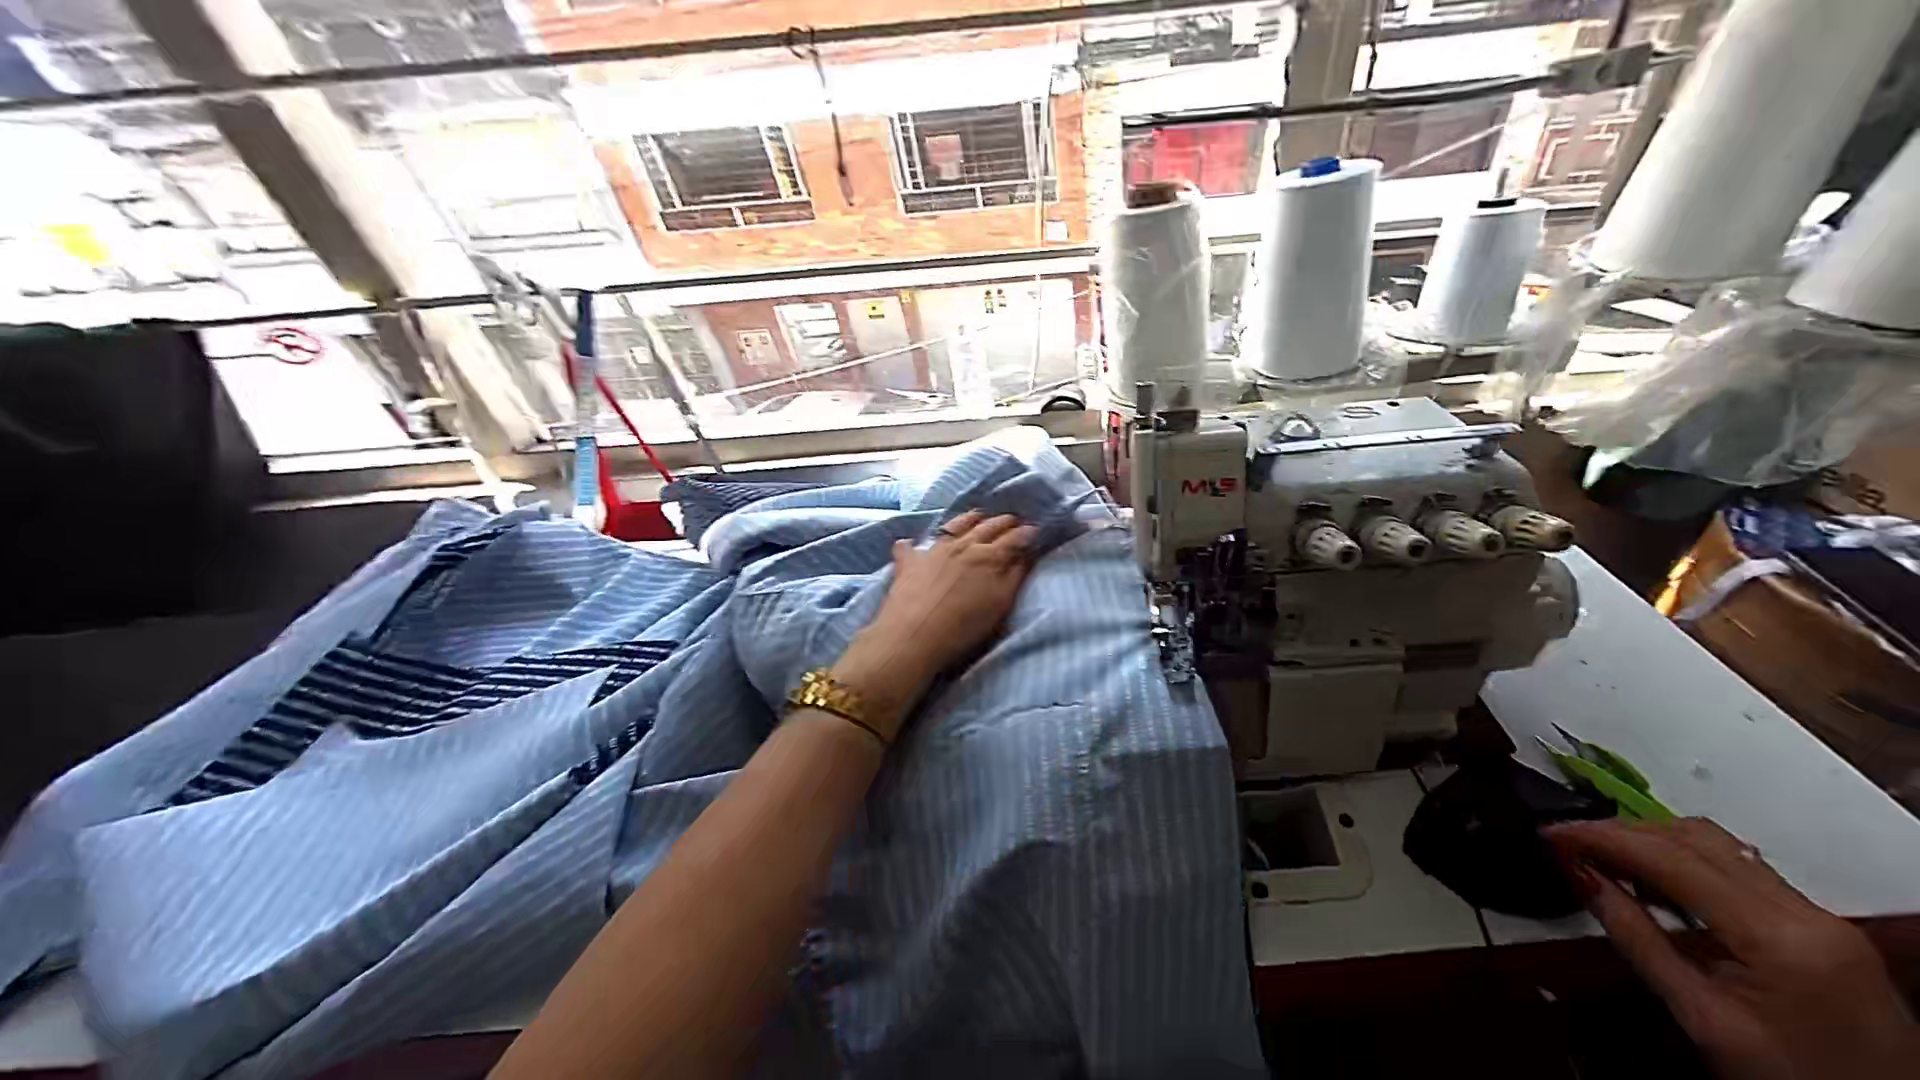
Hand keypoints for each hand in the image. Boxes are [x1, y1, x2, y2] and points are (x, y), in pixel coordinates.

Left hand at [830, 511, 1039, 738]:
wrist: (915, 635)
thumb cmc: (964, 626)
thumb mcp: (1000, 604)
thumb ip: (1014, 576)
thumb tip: (1023, 555)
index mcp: (989, 557)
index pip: (1012, 539)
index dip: (1025, 533)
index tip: (1033, 529)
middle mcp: (963, 546)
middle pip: (987, 528)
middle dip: (1002, 522)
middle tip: (1012, 519)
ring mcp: (934, 550)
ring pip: (955, 526)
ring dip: (968, 519)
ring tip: (977, 515)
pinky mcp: (909, 562)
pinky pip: (908, 547)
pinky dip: (910, 543)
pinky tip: (909, 542)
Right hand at [1546, 817, 1916, 1079]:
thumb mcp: (1700, 1017)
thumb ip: (1635, 937)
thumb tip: (1576, 871)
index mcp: (1779, 937)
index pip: (1670, 858)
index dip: (1600, 836)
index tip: (1549, 834)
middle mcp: (1807, 912)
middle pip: (1696, 839)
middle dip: (1622, 832)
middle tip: (1568, 844)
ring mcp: (1823, 917)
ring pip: (1718, 845)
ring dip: (1651, 842)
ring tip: (1602, 859)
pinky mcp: (1823, 927)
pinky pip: (1738, 869)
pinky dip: (1683, 861)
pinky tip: (1653, 881)